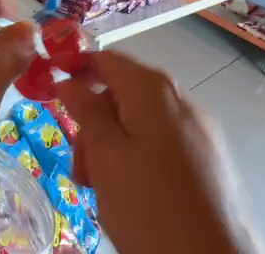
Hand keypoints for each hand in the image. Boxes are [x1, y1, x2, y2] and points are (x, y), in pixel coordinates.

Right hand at [55, 52, 261, 252]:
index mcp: (153, 89)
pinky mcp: (214, 165)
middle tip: (81, 169)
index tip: (49, 94)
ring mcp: (203, 134)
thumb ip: (86, 111)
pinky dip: (142, 162)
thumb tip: (69, 81)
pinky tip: (136, 198)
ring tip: (105, 191)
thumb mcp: (105, 157)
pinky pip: (165, 147)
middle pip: (123, 94)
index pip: (105, 58)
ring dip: (115, 147)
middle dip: (94, 122)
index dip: (74, 68)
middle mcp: (182, 101)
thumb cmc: (152, 208)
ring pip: (143, 124)